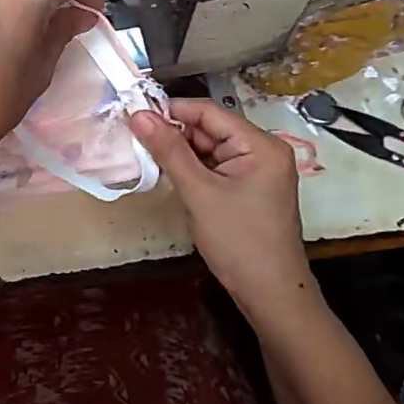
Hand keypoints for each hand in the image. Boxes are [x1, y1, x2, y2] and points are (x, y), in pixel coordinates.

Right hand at [128, 99, 319, 318]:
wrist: (269, 292)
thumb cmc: (238, 241)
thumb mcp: (199, 193)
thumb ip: (169, 151)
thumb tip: (139, 115)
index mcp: (260, 145)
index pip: (210, 113)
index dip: (172, 110)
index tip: (135, 114)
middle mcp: (262, 150)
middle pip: (210, 129)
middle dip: (174, 133)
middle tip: (134, 137)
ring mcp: (256, 171)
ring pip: (209, 148)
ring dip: (180, 151)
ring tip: (145, 153)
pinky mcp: (247, 188)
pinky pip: (214, 167)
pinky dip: (192, 168)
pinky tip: (168, 172)